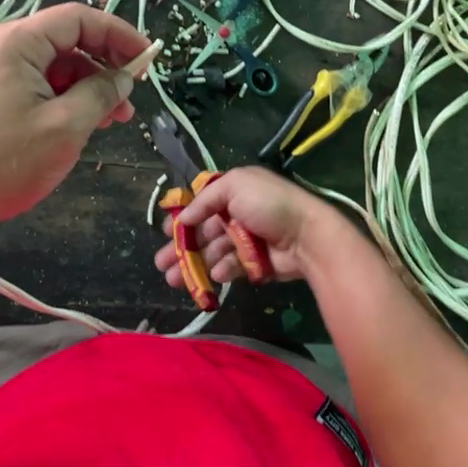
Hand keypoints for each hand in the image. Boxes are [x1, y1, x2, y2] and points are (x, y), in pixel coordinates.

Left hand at [0, 3, 149, 230]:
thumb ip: (101, 93)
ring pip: (59, 65)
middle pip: (69, 39)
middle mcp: (5, 48)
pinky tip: (91, 121)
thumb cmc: (8, 162)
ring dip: (92, 85)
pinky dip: (71, 98)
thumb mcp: (66, 126)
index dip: (118, 33)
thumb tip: (125, 77)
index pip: (78, 19)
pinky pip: (44, 84)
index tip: (148, 56)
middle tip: (136, 90)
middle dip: (107, 63)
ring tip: (118, 117)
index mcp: (16, 43)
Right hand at [155, 166, 341, 286]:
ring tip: (173, 280)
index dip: (183, 219)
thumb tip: (183, 217)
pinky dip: (220, 270)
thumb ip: (205, 200)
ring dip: (192, 264)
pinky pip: (231, 266)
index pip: (201, 204)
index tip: (164, 232)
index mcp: (234, 191)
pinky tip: (213, 275)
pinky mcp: (254, 262)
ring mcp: (245, 239)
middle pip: (202, 232)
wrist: (306, 236)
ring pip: (212, 252)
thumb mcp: (235, 186)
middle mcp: (237, 213)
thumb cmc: (270, 205)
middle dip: (180, 247)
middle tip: (160, 264)